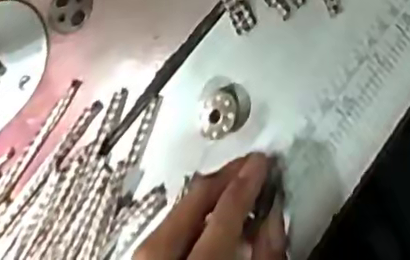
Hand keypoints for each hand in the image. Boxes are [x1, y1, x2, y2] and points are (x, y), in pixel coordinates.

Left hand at [135, 153, 285, 259]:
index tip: (263, 160)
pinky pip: (163, 229)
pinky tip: (205, 220)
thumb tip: (274, 214)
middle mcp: (159, 254)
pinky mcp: (135, 259)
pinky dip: (189, 216)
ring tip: (233, 191)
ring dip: (208, 195)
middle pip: (195, 197)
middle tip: (252, 164)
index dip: (249, 178)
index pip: (226, 208)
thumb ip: (266, 253)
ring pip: (177, 209)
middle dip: (227, 176)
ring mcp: (140, 257)